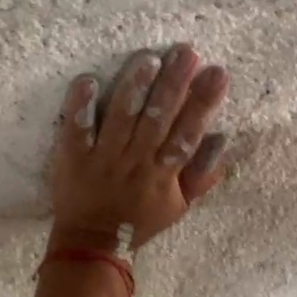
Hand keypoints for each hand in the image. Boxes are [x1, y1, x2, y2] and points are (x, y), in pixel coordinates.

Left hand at [50, 44, 229, 252]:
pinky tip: (88, 80)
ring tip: (148, 59)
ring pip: (122, 118)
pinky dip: (82, 106)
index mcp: (163, 172)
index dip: (203, 103)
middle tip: (186, 52)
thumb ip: (202, 173)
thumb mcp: (178, 205)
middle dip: (174, 83)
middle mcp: (136, 161)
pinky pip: (78, 129)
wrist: (91, 244)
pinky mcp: (73, 157)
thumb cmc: (139, 219)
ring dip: (135, 88)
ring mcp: (104, 158)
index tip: (217, 72)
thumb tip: (223, 137)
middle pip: (158, 118)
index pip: (188, 132)